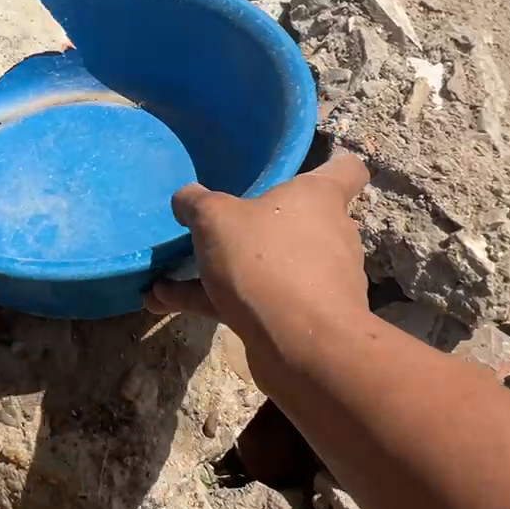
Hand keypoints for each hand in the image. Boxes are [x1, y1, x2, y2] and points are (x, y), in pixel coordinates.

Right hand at [145, 154, 371, 336]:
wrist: (300, 344)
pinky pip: (249, 299)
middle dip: (253, 226)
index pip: (345, 170)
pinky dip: (211, 300)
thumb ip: (196, 202)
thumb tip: (186, 197)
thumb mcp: (215, 218)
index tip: (299, 169)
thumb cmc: (265, 260)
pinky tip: (164, 301)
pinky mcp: (299, 318)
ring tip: (168, 275)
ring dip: (221, 269)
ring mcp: (316, 280)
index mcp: (318, 198)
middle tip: (212, 229)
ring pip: (265, 264)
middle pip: (295, 221)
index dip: (328, 164)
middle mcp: (327, 235)